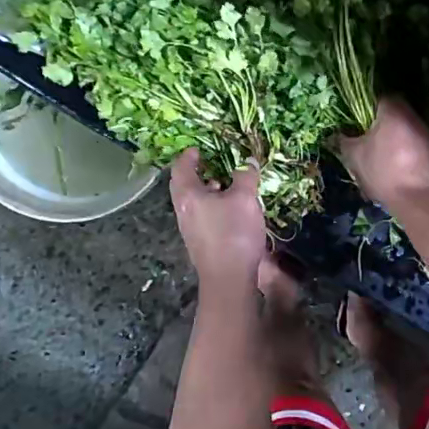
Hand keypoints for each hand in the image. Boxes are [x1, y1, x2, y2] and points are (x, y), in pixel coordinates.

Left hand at [169, 148, 265, 294]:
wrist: (229, 278)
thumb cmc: (234, 233)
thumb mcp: (245, 199)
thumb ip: (246, 177)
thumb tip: (248, 161)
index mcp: (188, 196)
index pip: (181, 168)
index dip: (188, 156)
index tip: (197, 149)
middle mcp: (183, 211)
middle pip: (183, 187)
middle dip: (195, 174)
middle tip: (210, 165)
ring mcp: (189, 230)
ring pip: (193, 203)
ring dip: (205, 192)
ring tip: (223, 186)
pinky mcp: (200, 244)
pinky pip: (201, 217)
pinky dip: (212, 207)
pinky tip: (229, 211)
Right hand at [337, 97, 428, 208]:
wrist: (412, 196)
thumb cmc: (381, 170)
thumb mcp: (354, 156)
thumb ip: (344, 140)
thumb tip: (336, 134)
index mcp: (392, 113)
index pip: (382, 97)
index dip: (370, 106)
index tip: (361, 119)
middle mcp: (411, 117)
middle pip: (396, 109)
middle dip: (383, 119)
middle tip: (369, 133)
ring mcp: (424, 133)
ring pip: (406, 125)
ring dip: (395, 132)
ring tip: (382, 148)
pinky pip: (414, 140)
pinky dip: (405, 145)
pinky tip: (396, 160)